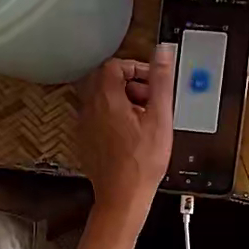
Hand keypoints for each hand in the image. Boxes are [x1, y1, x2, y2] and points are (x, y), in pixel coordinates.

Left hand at [77, 43, 175, 230]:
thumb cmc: (141, 162)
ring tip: (144, 120)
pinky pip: (99, 118)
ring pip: (103, 99)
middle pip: (107, 80)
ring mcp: (85, 125)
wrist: (123, 196)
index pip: (115, 65)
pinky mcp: (87, 140)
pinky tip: (132, 135)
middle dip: (131, 85)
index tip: (152, 83)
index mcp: (106, 98)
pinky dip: (115, 118)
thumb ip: (160, 81)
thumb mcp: (160, 117)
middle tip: (150, 101)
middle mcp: (90, 108)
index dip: (136, 69)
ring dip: (124, 102)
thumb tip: (162, 52)